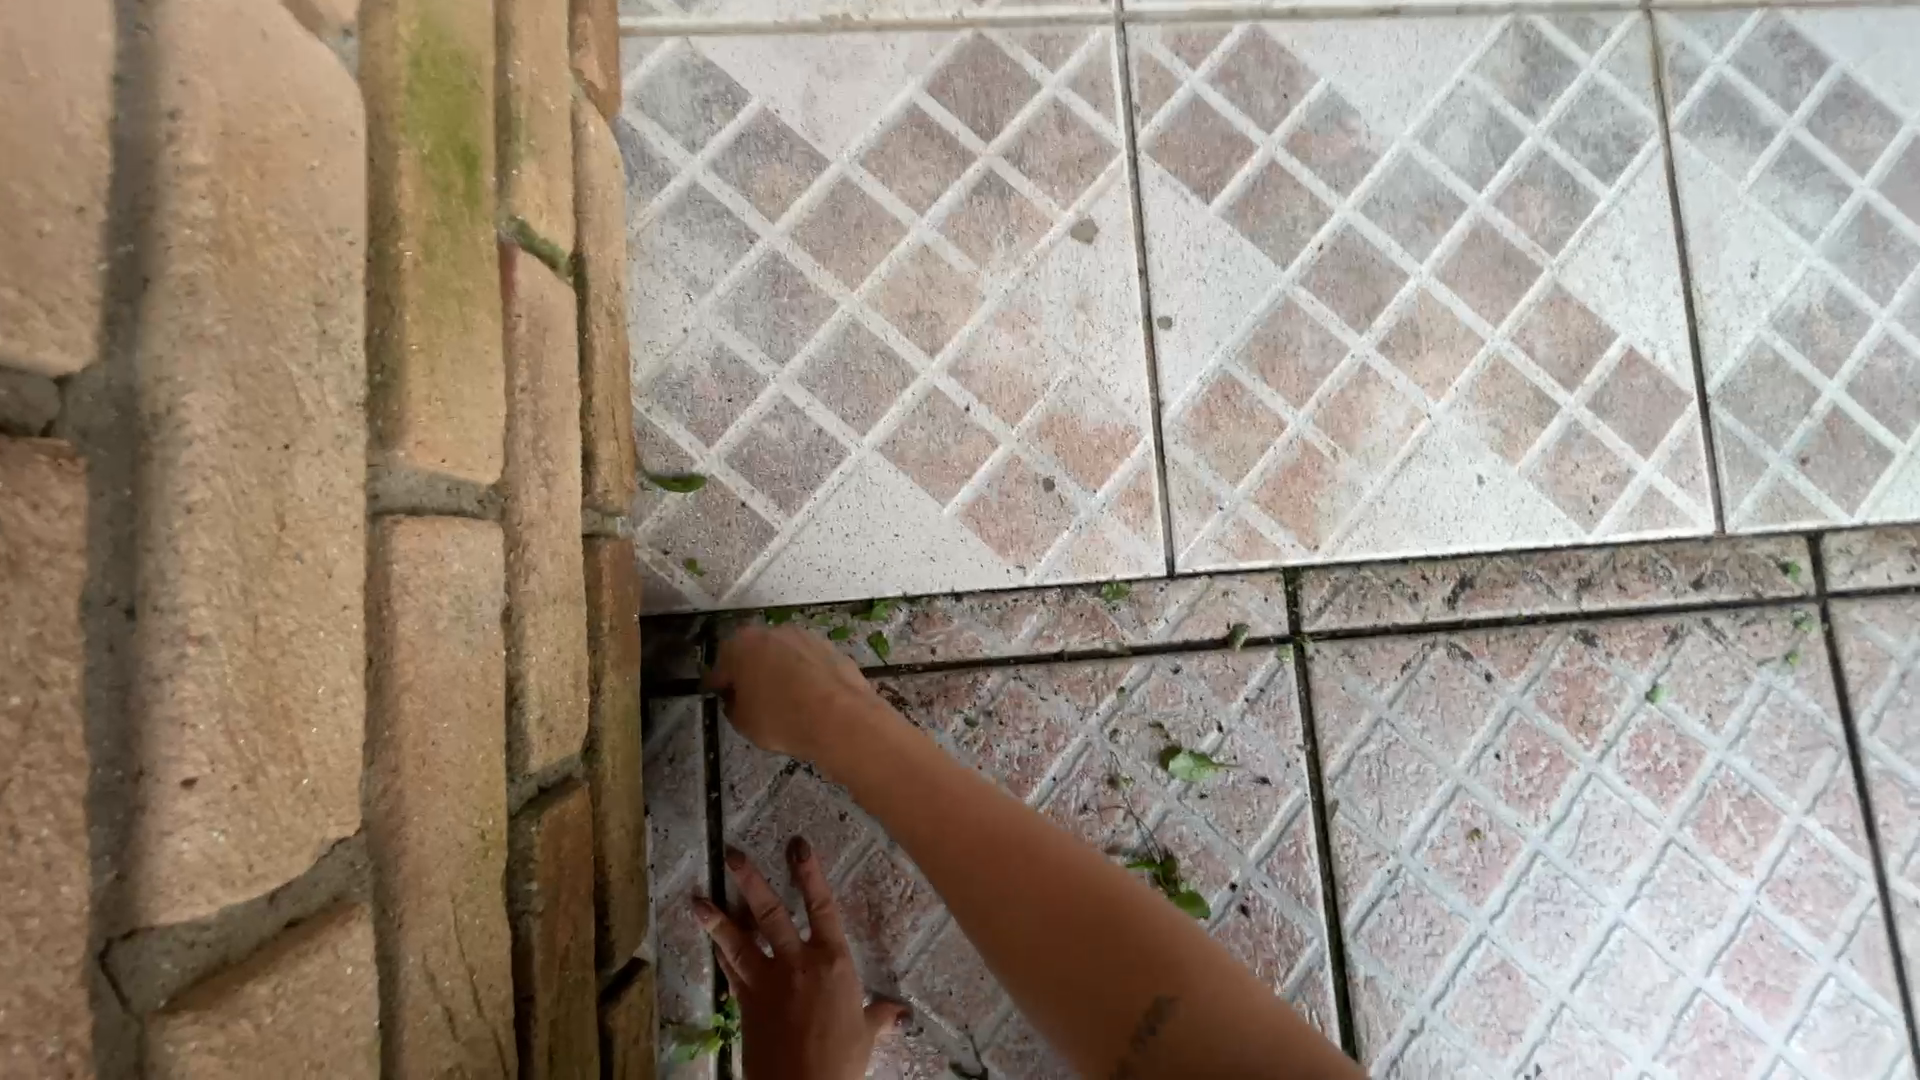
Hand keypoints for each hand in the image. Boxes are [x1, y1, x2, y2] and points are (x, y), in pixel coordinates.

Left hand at [694, 839, 908, 1079]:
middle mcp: (798, 962)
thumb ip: (879, 1015)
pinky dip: (722, 953)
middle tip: (734, 855)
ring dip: (719, 919)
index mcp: (833, 961)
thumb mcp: (865, 1035)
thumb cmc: (840, 1063)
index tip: (798, 845)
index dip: (810, 874)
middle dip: (752, 882)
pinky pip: (732, 970)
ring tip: (698, 899)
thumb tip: (899, 1012)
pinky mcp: (746, 1004)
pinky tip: (712, 940)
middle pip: (771, 913)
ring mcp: (767, 982)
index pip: (822, 906)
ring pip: (741, 941)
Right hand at [704, 625, 887, 762]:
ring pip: (785, 654)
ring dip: (782, 670)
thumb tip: (739, 699)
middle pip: (755, 651)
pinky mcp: (832, 648)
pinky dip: (807, 675)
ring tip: (785, 698)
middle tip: (753, 697)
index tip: (721, 695)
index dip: (720, 683)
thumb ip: (734, 705)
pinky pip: (810, 662)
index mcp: (743, 645)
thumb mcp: (743, 722)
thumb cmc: (782, 719)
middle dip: (752, 671)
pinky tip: (810, 697)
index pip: (722, 664)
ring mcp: (806, 637)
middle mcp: (774, 632)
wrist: (840, 718)